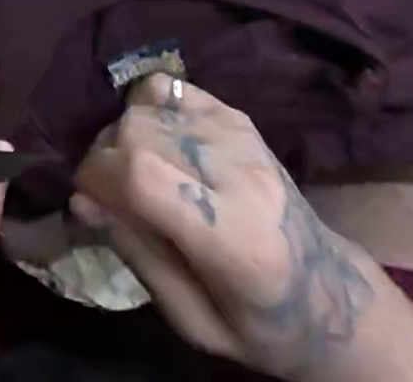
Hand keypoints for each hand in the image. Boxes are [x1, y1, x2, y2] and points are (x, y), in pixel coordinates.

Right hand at [71, 74, 378, 381]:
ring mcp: (240, 138)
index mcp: (235, 241)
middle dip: (103, 155)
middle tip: (107, 187)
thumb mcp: (194, 321)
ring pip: (145, 107)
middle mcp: (241, 176)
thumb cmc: (259, 323)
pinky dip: (144, 106)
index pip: (143, 176)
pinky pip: (167, 88)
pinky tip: (153, 138)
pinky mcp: (236, 117)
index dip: (97, 175)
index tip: (87, 195)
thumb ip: (136, 254)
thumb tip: (81, 199)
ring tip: (130, 166)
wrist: (332, 296)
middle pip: (137, 132)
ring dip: (120, 133)